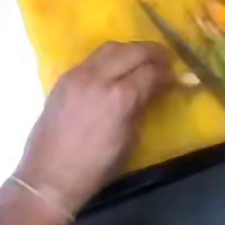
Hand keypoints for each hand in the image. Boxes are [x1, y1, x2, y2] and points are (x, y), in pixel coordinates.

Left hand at [15, 42, 171, 216]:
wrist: (48, 177)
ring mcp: (78, 75)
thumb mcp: (130, 140)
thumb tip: (153, 90)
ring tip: (141, 61)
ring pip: (111, 47)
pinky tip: (116, 69)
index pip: (151, 71)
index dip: (168, 73)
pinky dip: (110, 58)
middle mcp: (99, 78)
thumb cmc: (95, 167)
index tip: (176, 78)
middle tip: (165, 62)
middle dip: (153, 53)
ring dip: (131, 51)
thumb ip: (141, 107)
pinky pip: (93, 58)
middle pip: (133, 50)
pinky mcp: (64, 78)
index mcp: (120, 97)